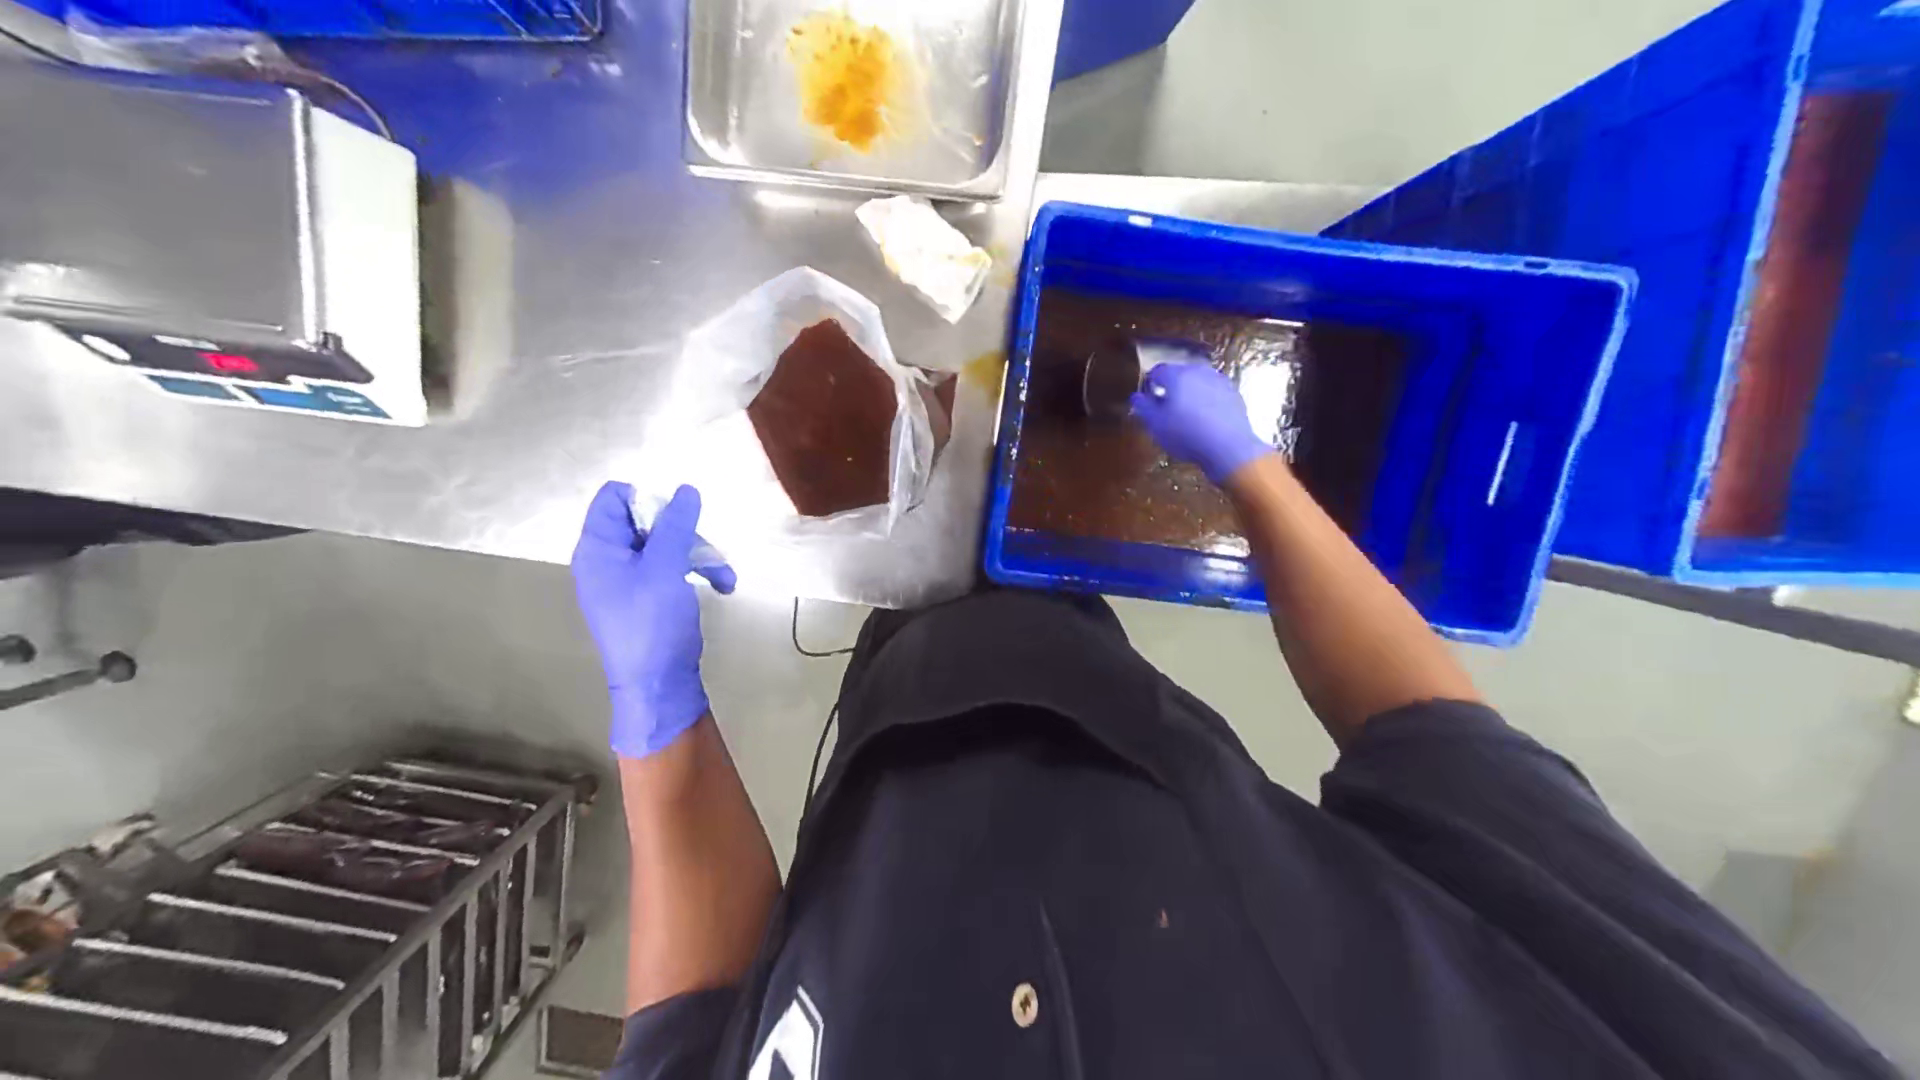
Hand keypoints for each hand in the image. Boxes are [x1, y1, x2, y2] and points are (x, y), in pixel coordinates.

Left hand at [571, 482, 736, 758]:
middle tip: (707, 551)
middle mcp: (608, 560)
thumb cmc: (653, 622)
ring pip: (667, 547)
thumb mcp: (665, 568)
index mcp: (598, 548)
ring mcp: (629, 580)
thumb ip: (675, 525)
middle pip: (646, 521)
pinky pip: (672, 570)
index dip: (648, 498)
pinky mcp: (649, 598)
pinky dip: (696, 574)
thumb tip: (686, 489)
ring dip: (699, 556)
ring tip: (725, 577)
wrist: (658, 685)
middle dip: (685, 532)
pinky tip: (722, 588)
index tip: (679, 517)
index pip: (614, 497)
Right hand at [1130, 362, 1273, 484]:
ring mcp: (1220, 381)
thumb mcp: (1156, 424)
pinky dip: (1207, 401)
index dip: (1150, 384)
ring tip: (1187, 415)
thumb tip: (1136, 396)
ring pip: (1198, 382)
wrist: (1228, 447)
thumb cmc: (1185, 434)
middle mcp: (1199, 371)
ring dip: (1190, 394)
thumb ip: (1143, 407)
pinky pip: (1214, 393)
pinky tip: (1205, 420)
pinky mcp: (1234, 394)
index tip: (1148, 400)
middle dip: (1171, 388)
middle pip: (1179, 374)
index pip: (1157, 371)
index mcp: (1177, 375)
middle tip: (1166, 409)